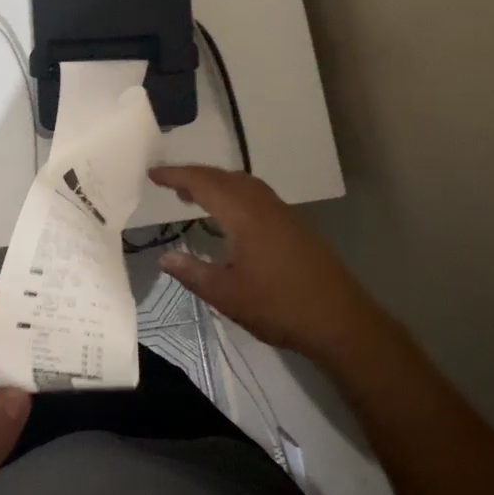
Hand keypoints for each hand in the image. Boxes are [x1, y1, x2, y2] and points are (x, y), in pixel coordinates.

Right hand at [151, 165, 385, 359]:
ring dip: (217, 183)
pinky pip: (258, 196)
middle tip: (170, 183)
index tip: (153, 173)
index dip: (176, 176)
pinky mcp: (296, 228)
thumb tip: (165, 257)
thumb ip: (192, 273)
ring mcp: (284, 215)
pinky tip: (230, 217)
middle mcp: (264, 206)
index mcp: (243, 215)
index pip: (203, 183)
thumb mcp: (226, 295)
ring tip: (195, 196)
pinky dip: (235, 194)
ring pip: (245, 185)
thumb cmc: (278, 306)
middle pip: (225, 177)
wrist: (341, 321)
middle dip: (195, 175)